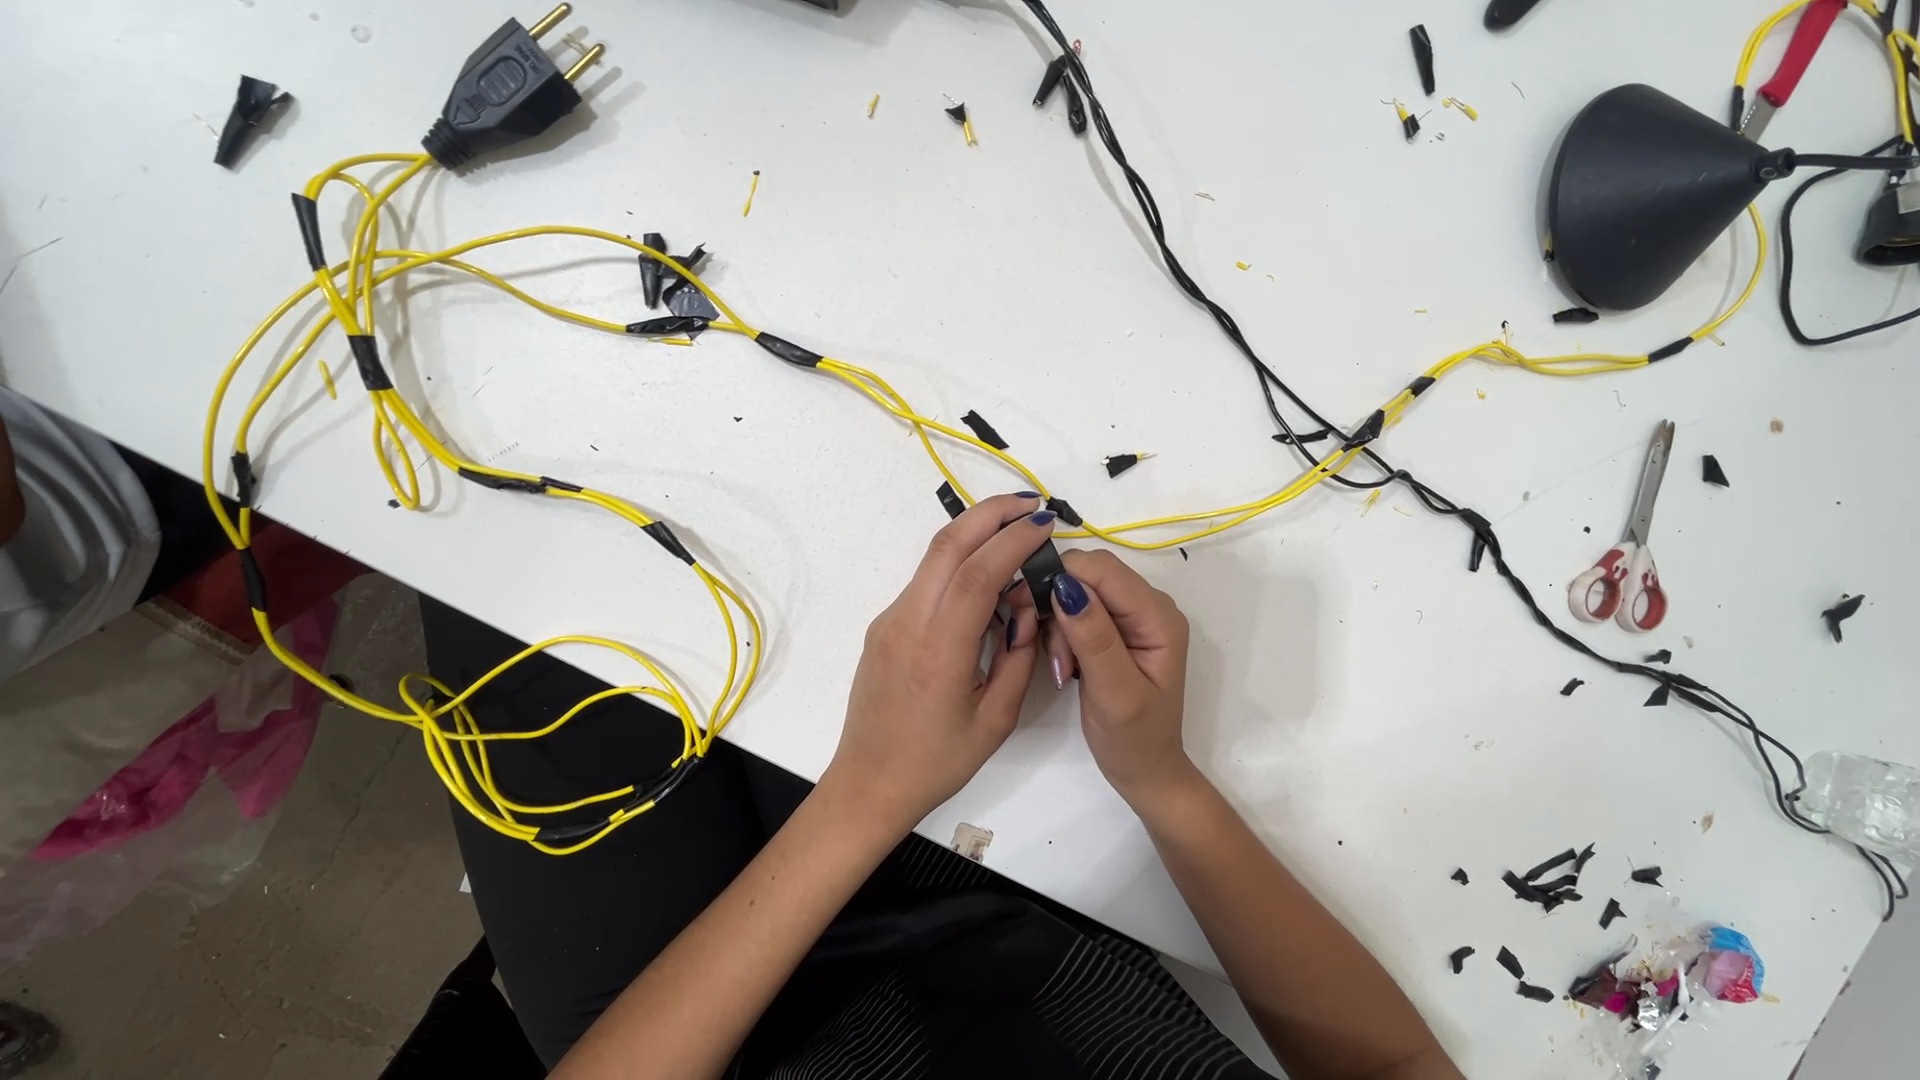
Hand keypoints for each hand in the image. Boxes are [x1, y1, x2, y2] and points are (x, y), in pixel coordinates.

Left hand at [821, 493, 1055, 835]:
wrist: (869, 783)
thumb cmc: (937, 762)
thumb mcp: (996, 719)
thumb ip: (1018, 655)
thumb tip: (1027, 607)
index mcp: (938, 651)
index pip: (977, 573)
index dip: (1013, 540)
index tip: (1046, 524)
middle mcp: (907, 623)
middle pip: (947, 545)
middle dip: (990, 513)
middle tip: (1031, 504)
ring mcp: (890, 621)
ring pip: (933, 558)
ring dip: (974, 533)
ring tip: (1015, 531)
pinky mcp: (884, 626)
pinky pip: (926, 581)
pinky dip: (959, 563)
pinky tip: (988, 576)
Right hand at [1045, 550, 1197, 807]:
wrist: (1145, 769)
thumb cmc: (1134, 739)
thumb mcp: (1114, 693)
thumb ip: (1094, 639)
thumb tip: (1066, 587)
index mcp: (1158, 617)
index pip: (1103, 569)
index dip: (1062, 579)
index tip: (1032, 615)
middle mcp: (1149, 606)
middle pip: (1090, 575)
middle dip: (1059, 604)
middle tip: (1050, 652)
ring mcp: (1133, 616)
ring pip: (1079, 590)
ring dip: (1059, 623)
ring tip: (1062, 667)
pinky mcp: (1116, 627)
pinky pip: (1079, 608)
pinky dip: (1063, 631)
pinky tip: (1065, 664)